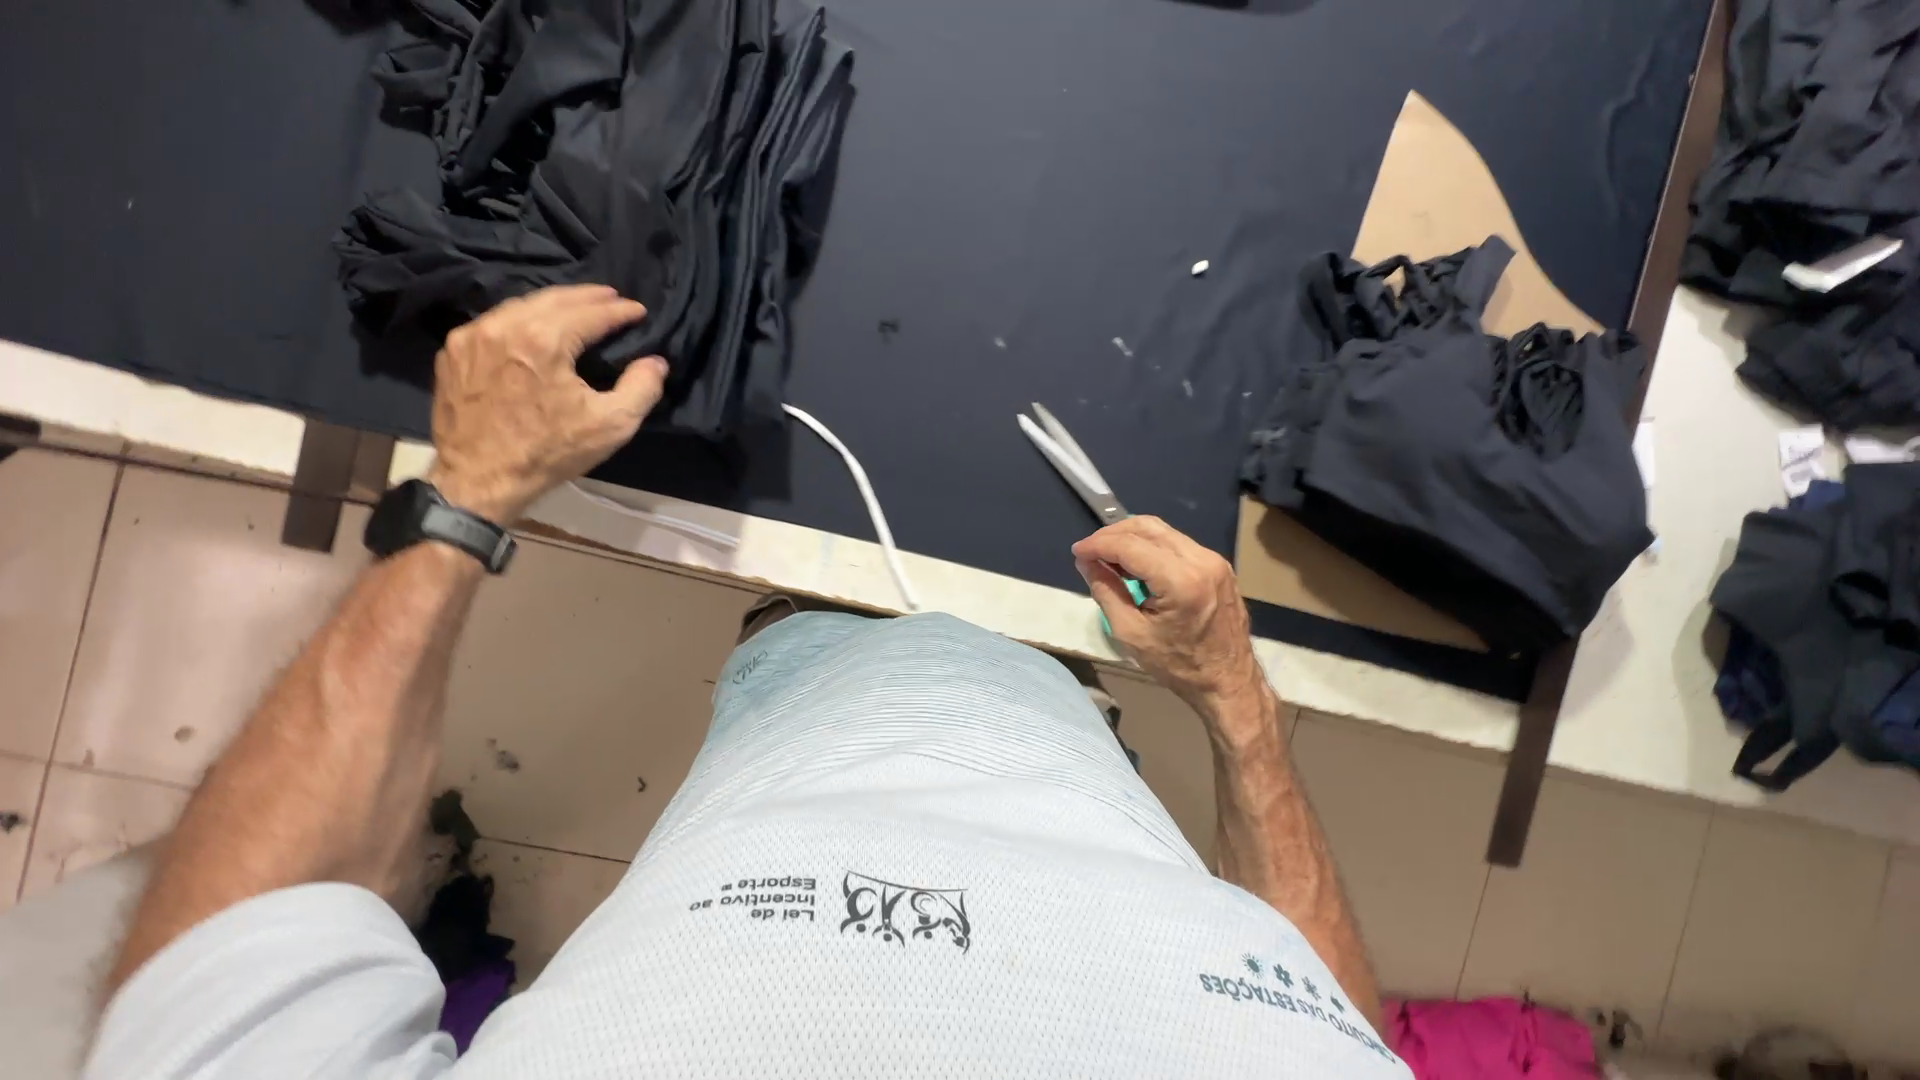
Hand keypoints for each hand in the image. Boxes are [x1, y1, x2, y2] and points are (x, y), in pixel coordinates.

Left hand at [426, 285, 666, 521]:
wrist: (480, 480)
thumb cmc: (549, 453)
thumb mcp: (611, 425)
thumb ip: (641, 388)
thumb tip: (656, 362)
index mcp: (542, 339)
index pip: (590, 313)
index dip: (619, 311)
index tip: (639, 310)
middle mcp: (503, 326)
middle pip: (553, 299)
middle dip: (587, 297)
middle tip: (611, 298)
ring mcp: (471, 337)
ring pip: (520, 307)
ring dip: (553, 305)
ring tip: (577, 309)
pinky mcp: (453, 353)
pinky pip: (494, 324)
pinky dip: (521, 320)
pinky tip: (536, 330)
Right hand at [1072, 516, 1266, 710]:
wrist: (1228, 681)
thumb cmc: (1178, 665)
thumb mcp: (1131, 633)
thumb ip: (1106, 591)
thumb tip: (1086, 563)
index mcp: (1181, 581)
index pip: (1130, 546)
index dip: (1098, 544)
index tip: (1077, 551)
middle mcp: (1201, 561)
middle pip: (1148, 528)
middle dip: (1113, 534)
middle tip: (1090, 551)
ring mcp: (1214, 560)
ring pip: (1163, 531)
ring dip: (1131, 537)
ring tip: (1108, 556)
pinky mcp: (1218, 565)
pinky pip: (1177, 543)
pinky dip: (1151, 546)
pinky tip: (1135, 563)